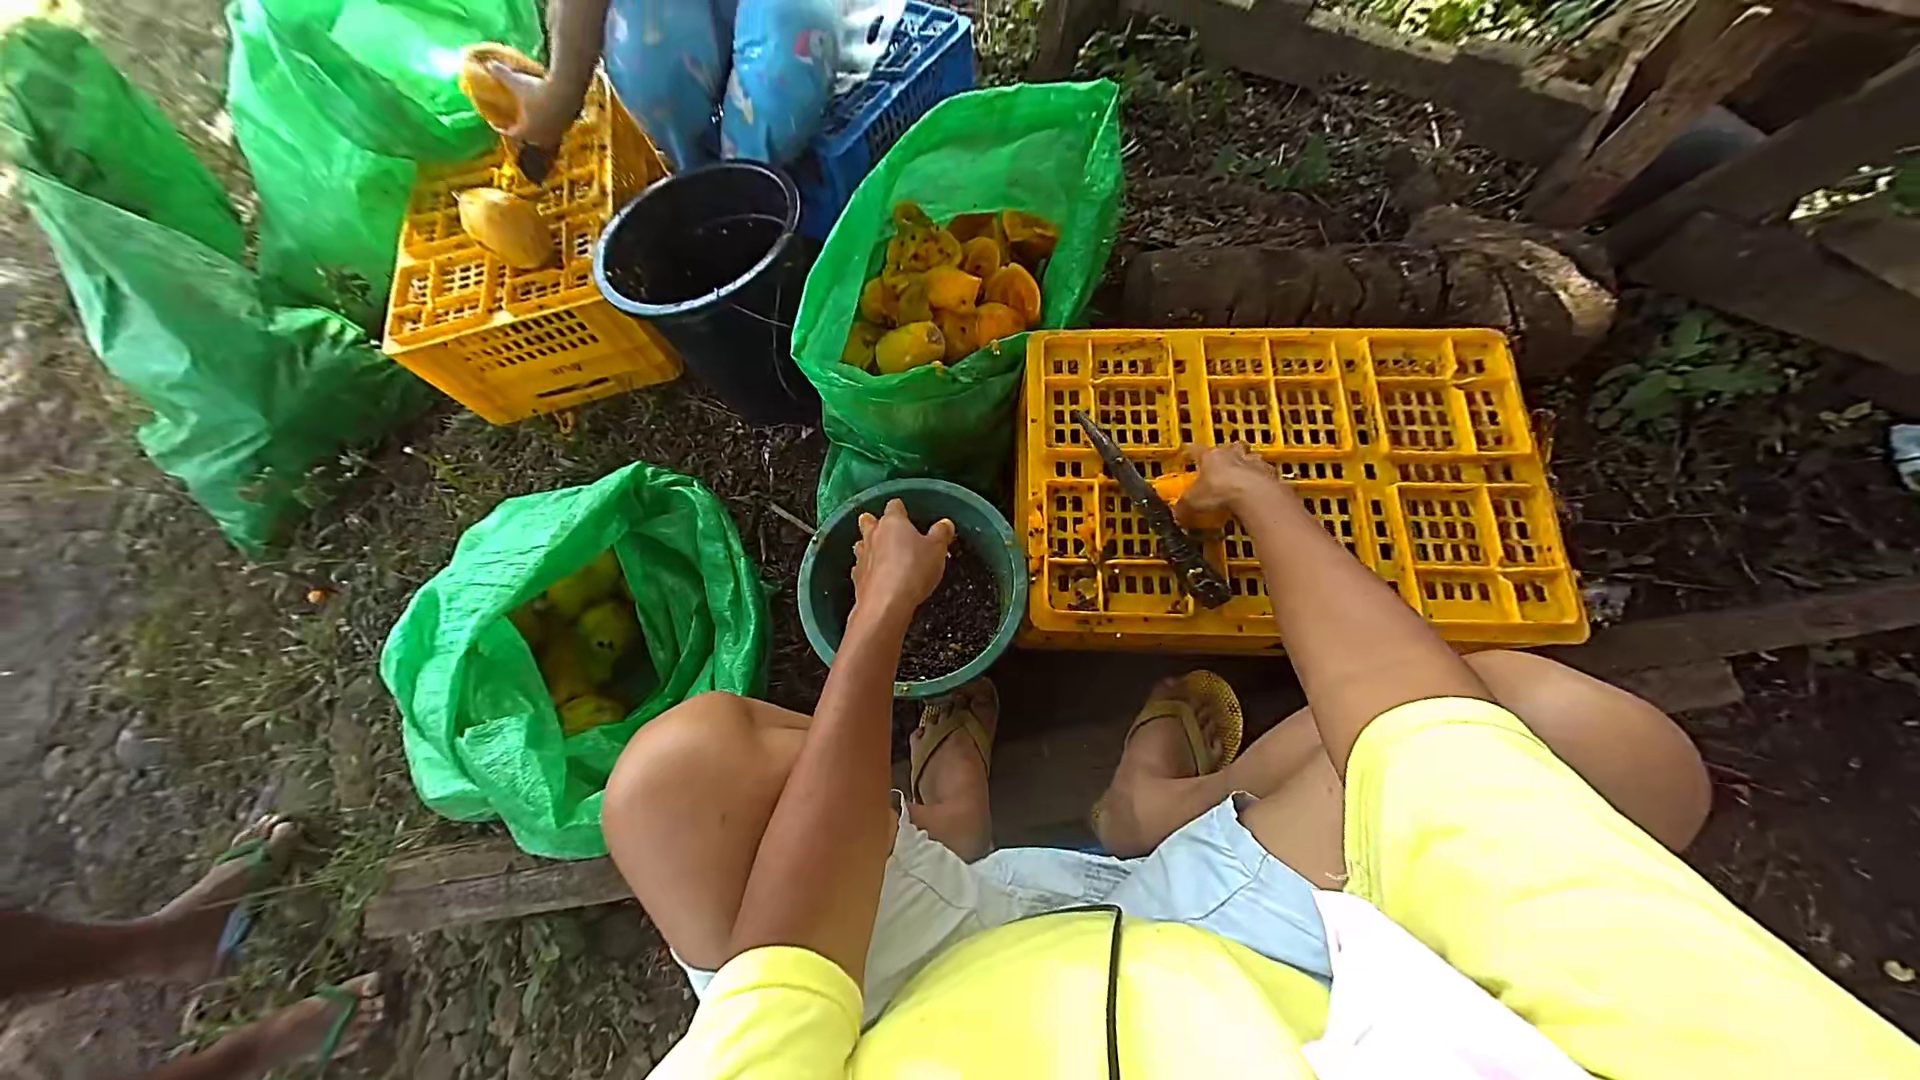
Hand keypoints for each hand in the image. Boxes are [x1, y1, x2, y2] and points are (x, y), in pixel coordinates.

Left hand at [485, 61, 584, 149]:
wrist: (566, 93)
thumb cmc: (536, 91)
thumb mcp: (515, 81)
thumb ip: (500, 74)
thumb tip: (489, 64)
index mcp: (526, 130)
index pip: (511, 134)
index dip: (500, 129)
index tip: (494, 124)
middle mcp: (541, 137)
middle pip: (528, 138)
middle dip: (521, 131)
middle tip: (515, 123)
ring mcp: (555, 134)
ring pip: (543, 136)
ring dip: (536, 130)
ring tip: (532, 120)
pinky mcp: (566, 128)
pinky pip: (553, 130)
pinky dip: (547, 125)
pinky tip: (546, 114)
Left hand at [851, 500, 955, 619]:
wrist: (886, 604)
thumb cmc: (913, 570)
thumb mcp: (937, 550)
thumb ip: (941, 534)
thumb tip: (945, 524)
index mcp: (893, 522)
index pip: (894, 506)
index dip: (900, 509)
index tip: (906, 513)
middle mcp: (873, 535)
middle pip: (869, 521)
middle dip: (875, 522)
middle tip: (884, 527)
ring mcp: (862, 556)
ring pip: (861, 544)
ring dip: (869, 545)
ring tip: (879, 551)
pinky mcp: (857, 578)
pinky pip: (860, 567)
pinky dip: (868, 569)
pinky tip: (876, 575)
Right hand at [1174, 443, 1287, 526]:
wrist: (1255, 495)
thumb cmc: (1219, 492)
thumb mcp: (1193, 503)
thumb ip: (1184, 507)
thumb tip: (1178, 513)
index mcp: (1211, 456)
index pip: (1197, 450)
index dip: (1191, 452)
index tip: (1187, 453)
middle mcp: (1233, 454)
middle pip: (1230, 448)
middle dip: (1227, 454)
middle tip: (1223, 464)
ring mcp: (1254, 462)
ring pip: (1250, 458)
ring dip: (1247, 465)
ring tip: (1243, 478)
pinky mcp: (1271, 475)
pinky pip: (1265, 474)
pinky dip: (1261, 481)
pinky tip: (1257, 492)